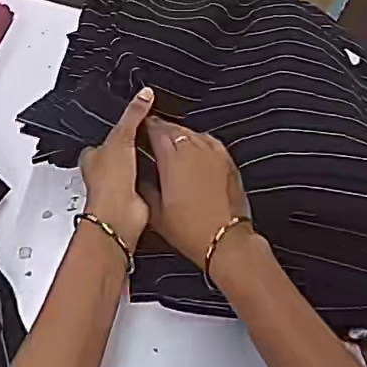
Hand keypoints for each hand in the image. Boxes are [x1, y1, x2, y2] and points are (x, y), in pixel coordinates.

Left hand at [78, 88, 153, 245]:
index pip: (103, 137)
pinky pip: (149, 180)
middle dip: (134, 144)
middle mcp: (104, 171)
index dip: (117, 127)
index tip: (130, 118)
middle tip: (150, 130)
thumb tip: (144, 94)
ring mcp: (121, 185)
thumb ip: (133, 115)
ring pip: (135, 166)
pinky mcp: (137, 196)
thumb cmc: (109, 182)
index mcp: (93, 156)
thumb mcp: (122, 137)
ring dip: (146, 160)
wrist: (121, 214)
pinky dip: (156, 174)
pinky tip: (164, 168)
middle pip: (120, 151)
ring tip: (160, 146)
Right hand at [139, 119, 252, 267]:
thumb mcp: (156, 213)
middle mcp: (194, 150)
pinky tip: (195, 148)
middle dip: (161, 129)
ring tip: (172, 141)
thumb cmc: (192, 230)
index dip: (146, 126)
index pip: (156, 130)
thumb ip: (145, 188)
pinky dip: (199, 141)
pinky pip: (209, 141)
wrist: (226, 240)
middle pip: (174, 128)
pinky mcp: (228, 161)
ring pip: (192, 132)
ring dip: (180, 134)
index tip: (140, 127)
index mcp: (173, 158)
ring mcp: (213, 153)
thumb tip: (139, 178)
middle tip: (152, 133)